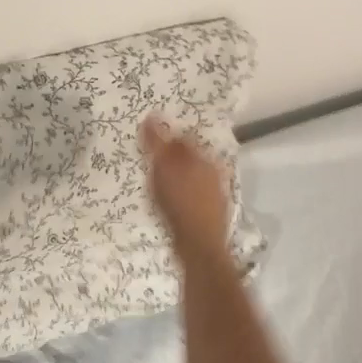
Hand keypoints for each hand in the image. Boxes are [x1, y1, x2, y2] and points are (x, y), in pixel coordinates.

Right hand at [140, 114, 231, 259]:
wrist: (199, 245)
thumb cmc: (179, 204)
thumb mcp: (162, 170)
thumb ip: (157, 144)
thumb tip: (151, 116)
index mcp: (203, 157)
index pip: (183, 137)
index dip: (164, 136)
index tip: (146, 141)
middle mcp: (213, 171)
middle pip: (189, 156)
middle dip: (171, 156)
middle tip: (149, 161)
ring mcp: (215, 192)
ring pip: (192, 175)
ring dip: (176, 176)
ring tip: (156, 183)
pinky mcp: (211, 211)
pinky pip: (193, 194)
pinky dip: (180, 193)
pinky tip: (169, 202)